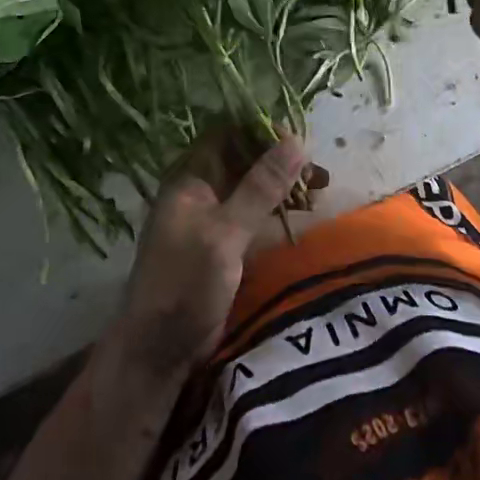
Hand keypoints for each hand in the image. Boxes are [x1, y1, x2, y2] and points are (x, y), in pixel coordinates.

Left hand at [112, 130, 311, 377]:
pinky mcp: (226, 241)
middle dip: (281, 158)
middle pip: (245, 157)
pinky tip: (304, 210)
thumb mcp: (225, 233)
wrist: (159, 349)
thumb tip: (296, 140)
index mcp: (189, 178)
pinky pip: (256, 211)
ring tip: (320, 188)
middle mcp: (200, 189)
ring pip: (254, 184)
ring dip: (285, 183)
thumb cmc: (184, 284)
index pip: (228, 133)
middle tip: (318, 171)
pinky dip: (279, 207)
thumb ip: (260, 187)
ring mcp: (213, 216)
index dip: (263, 130)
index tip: (300, 140)